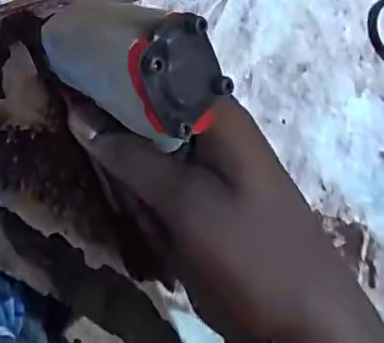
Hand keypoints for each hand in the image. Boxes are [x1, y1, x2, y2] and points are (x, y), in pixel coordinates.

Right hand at [68, 96, 383, 342]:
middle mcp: (215, 127)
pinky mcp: (213, 198)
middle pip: (147, 107)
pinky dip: (147, 196)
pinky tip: (144, 222)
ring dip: (130, 170)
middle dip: (114, 125)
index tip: (65, 69)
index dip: (108, 67)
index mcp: (215, 111)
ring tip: (122, 196)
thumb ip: (130, 157)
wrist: (318, 334)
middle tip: (79, 135)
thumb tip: (78, 111)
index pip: (151, 68)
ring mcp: (216, 164)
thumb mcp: (184, 205)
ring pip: (152, 147)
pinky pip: (166, 180)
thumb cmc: (252, 256)